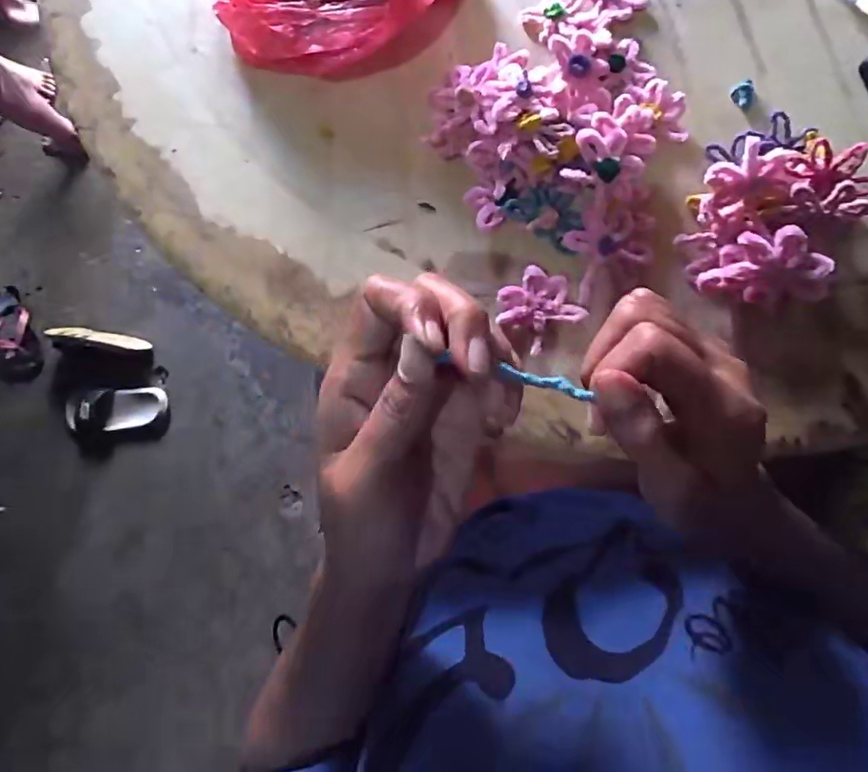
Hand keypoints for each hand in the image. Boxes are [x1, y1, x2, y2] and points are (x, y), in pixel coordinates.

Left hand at [316, 274, 520, 592]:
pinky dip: (510, 381)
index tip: (438, 341)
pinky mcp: (470, 402)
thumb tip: (424, 341)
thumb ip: (395, 407)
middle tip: (480, 366)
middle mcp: (400, 362)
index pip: (377, 300)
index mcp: (358, 371)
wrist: (393, 569)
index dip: (411, 302)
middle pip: (433, 298)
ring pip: (471, 327)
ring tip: (497, 405)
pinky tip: (503, 421)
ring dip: (494, 348)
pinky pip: (497, 368)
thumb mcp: (367, 473)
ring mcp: (438, 379)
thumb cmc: (360, 525)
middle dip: (464, 318)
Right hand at [579, 288, 776, 546]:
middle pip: (646, 312)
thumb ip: (641, 436)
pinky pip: (648, 317)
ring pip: (644, 306)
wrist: (741, 502)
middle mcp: (721, 361)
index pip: (655, 344)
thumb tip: (605, 379)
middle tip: (601, 405)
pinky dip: (619, 342)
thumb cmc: (705, 507)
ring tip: (608, 389)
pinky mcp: (697, 342)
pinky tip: (621, 380)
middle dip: (606, 353)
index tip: (600, 419)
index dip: (612, 367)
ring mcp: (711, 346)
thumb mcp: (671, 493)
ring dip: (610, 344)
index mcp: (722, 401)